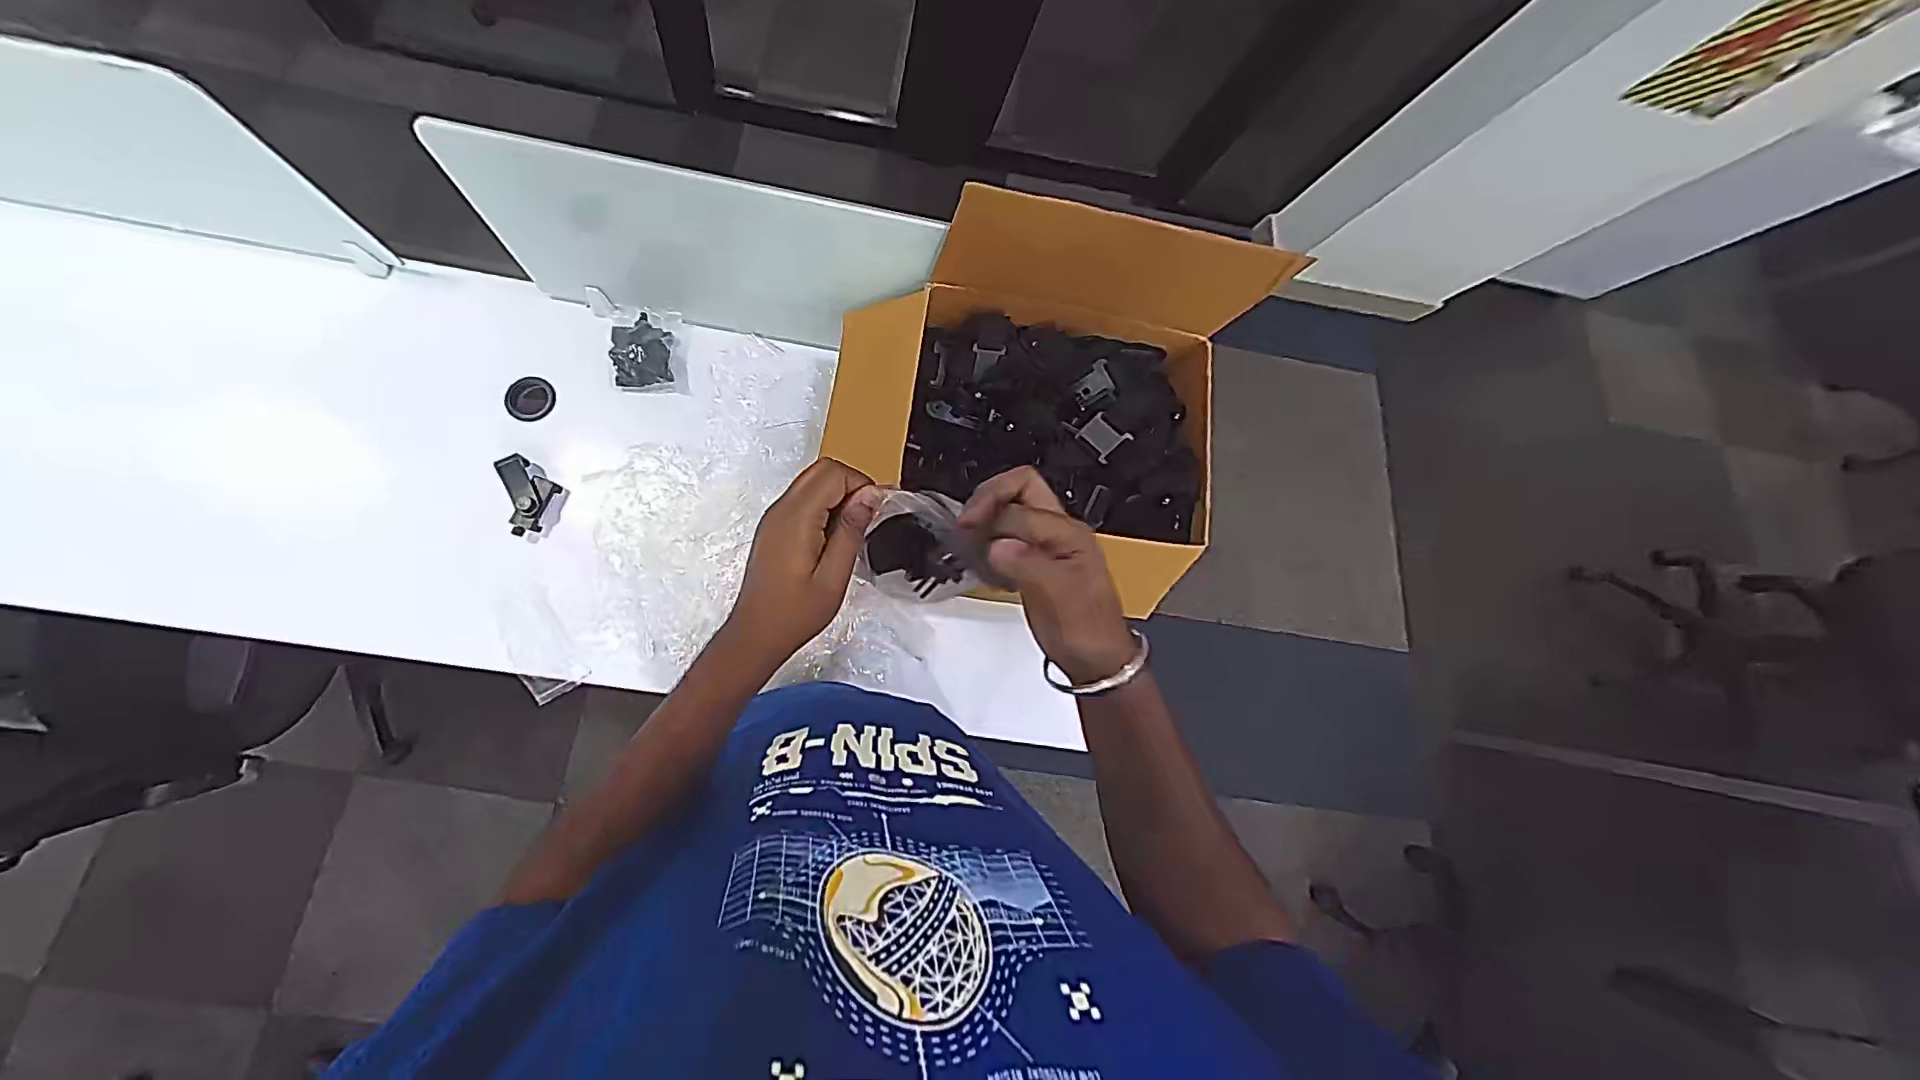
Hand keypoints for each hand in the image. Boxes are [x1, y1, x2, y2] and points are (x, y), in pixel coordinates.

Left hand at [723, 458, 882, 665]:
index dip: (861, 485)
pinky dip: (824, 507)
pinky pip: (804, 499)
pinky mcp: (775, 527)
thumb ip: (852, 530)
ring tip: (848, 532)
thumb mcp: (834, 576)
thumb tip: (869, 497)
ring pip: (813, 481)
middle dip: (851, 485)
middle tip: (865, 518)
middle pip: (822, 469)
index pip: (834, 473)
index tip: (873, 511)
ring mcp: (775, 517)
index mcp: (796, 519)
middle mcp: (781, 511)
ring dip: (838, 496)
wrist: (758, 632)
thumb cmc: (792, 614)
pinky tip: (832, 539)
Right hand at [957, 467, 1134, 682]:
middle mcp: (1057, 533)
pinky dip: (987, 544)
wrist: (1096, 661)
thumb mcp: (1058, 596)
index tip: (968, 533)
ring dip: (985, 520)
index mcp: (1068, 533)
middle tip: (965, 524)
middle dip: (988, 499)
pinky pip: (1007, 539)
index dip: (991, 516)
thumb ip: (1027, 565)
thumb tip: (996, 545)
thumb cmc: (1088, 631)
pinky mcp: (1033, 565)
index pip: (1020, 506)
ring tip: (967, 541)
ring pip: (1011, 512)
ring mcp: (1045, 547)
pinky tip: (980, 562)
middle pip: (1019, 489)